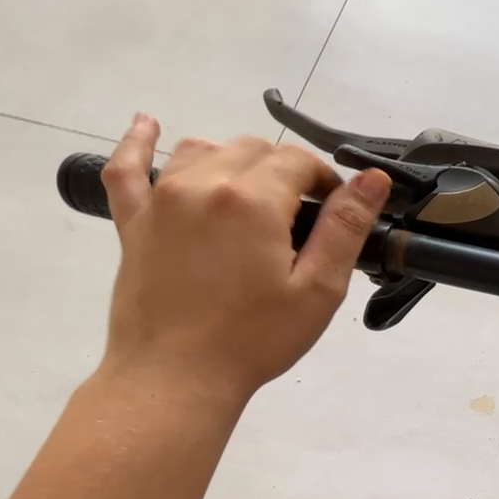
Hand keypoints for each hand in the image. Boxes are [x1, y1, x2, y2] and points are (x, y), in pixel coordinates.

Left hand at [97, 113, 391, 404]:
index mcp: (252, 200)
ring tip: (258, 196)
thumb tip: (372, 179)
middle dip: (287, 170)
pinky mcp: (132, 219)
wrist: (176, 374)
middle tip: (307, 215)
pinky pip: (126, 165)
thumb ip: (345, 227)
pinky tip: (147, 124)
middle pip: (253, 149)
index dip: (327, 180)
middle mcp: (201, 184)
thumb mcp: (320, 287)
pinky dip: (138, 141)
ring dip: (237, 161)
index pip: (298, 161)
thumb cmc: (258, 336)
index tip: (340, 211)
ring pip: (203, 150)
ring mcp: (160, 198)